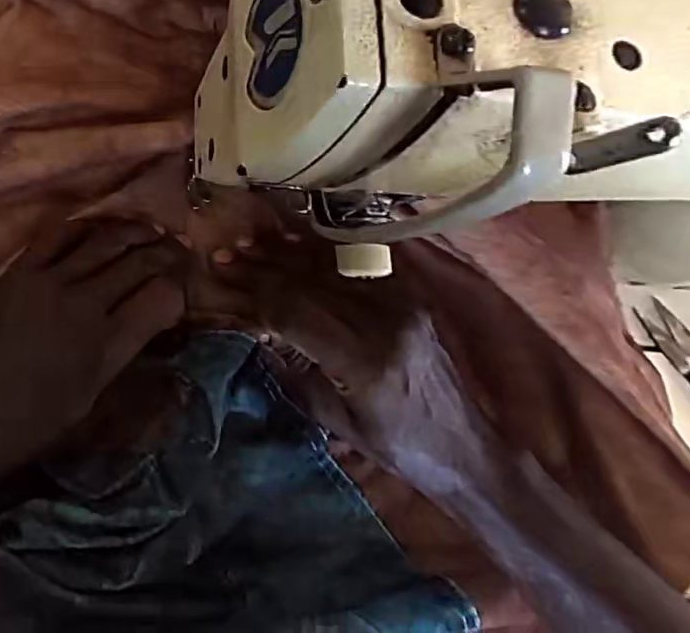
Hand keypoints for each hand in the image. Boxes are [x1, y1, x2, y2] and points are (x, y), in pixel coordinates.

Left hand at [0, 219, 189, 480]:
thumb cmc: (29, 425)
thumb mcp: (91, 403)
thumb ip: (123, 356)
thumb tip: (151, 322)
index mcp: (106, 346)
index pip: (161, 298)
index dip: (180, 286)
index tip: (184, 284)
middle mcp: (84, 305)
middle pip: (138, 263)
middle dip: (167, 252)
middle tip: (180, 246)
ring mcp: (49, 281)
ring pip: (104, 241)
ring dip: (134, 230)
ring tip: (151, 228)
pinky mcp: (20, 270)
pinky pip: (59, 235)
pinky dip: (86, 225)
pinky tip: (99, 225)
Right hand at [200, 245, 492, 495]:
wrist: (467, 449)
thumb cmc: (396, 447)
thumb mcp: (335, 421)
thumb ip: (294, 371)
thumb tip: (254, 329)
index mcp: (362, 362)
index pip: (293, 312)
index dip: (253, 295)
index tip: (222, 281)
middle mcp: (382, 323)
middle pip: (305, 283)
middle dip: (259, 269)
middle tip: (223, 257)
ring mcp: (399, 305)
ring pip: (327, 268)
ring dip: (282, 253)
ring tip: (247, 243)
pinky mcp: (408, 297)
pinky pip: (354, 266)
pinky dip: (318, 252)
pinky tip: (292, 240)